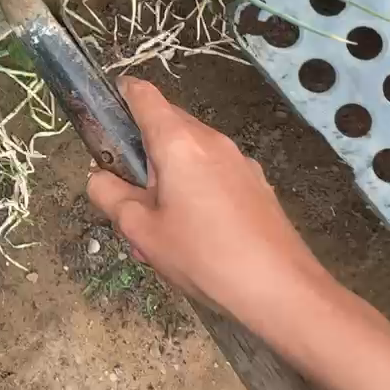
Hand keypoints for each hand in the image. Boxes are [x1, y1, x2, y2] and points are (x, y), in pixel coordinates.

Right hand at [86, 77, 327, 321]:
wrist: (289, 298)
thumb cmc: (206, 257)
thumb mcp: (139, 229)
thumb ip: (106, 193)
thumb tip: (100, 178)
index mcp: (177, 140)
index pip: (141, 92)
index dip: (117, 96)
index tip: (105, 125)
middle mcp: (211, 140)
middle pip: (164, 122)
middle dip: (141, 148)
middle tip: (131, 194)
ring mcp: (240, 162)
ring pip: (189, 150)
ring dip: (168, 172)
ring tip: (164, 223)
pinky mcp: (259, 186)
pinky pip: (214, 171)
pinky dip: (196, 187)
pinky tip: (199, 234)